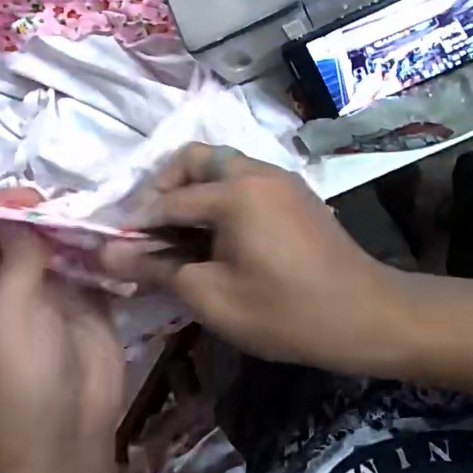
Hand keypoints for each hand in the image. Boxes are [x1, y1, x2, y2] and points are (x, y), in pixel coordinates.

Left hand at [0, 187, 125, 472]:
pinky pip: (93, 264)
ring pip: (59, 244)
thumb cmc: (19, 382)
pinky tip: (118, 229)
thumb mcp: (8, 315)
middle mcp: (11, 287)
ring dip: (75, 224)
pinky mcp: (90, 303)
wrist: (63, 441)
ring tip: (100, 206)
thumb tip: (18, 205)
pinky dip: (102, 245)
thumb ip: (18, 257)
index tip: (33, 198)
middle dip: (41, 209)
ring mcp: (53, 294)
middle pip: (19, 232)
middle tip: (74, 198)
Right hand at [100, 145, 413, 376]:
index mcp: (236, 191)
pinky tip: (217, 238)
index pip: (169, 200)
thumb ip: (158, 268)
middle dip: (166, 188)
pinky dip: (222, 199)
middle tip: (152, 232)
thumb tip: (108, 254)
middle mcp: (258, 172)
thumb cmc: (285, 311)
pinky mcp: (296, 194)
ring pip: (223, 168)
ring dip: (195, 193)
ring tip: (181, 239)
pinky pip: (247, 182)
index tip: (113, 246)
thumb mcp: (213, 296)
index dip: (137, 224)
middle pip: (197, 159)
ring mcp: (282, 179)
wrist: (364, 313)